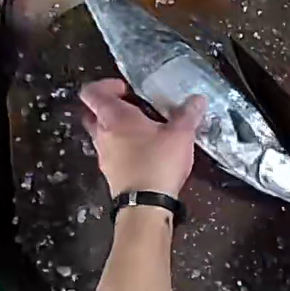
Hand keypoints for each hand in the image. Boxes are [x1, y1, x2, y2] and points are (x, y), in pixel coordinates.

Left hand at [78, 79, 204, 197]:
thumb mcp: (180, 135)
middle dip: (108, 108)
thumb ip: (188, 114)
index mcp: (114, 118)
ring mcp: (104, 156)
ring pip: (101, 135)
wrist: (146, 204)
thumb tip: (197, 99)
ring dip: (116, 130)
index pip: (92, 93)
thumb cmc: (158, 162)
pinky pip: (112, 153)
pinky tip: (144, 153)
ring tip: (143, 132)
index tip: (125, 89)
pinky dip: (123, 149)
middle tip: (131, 108)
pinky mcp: (111, 173)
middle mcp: (102, 134)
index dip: (104, 85)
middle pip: (92, 113)